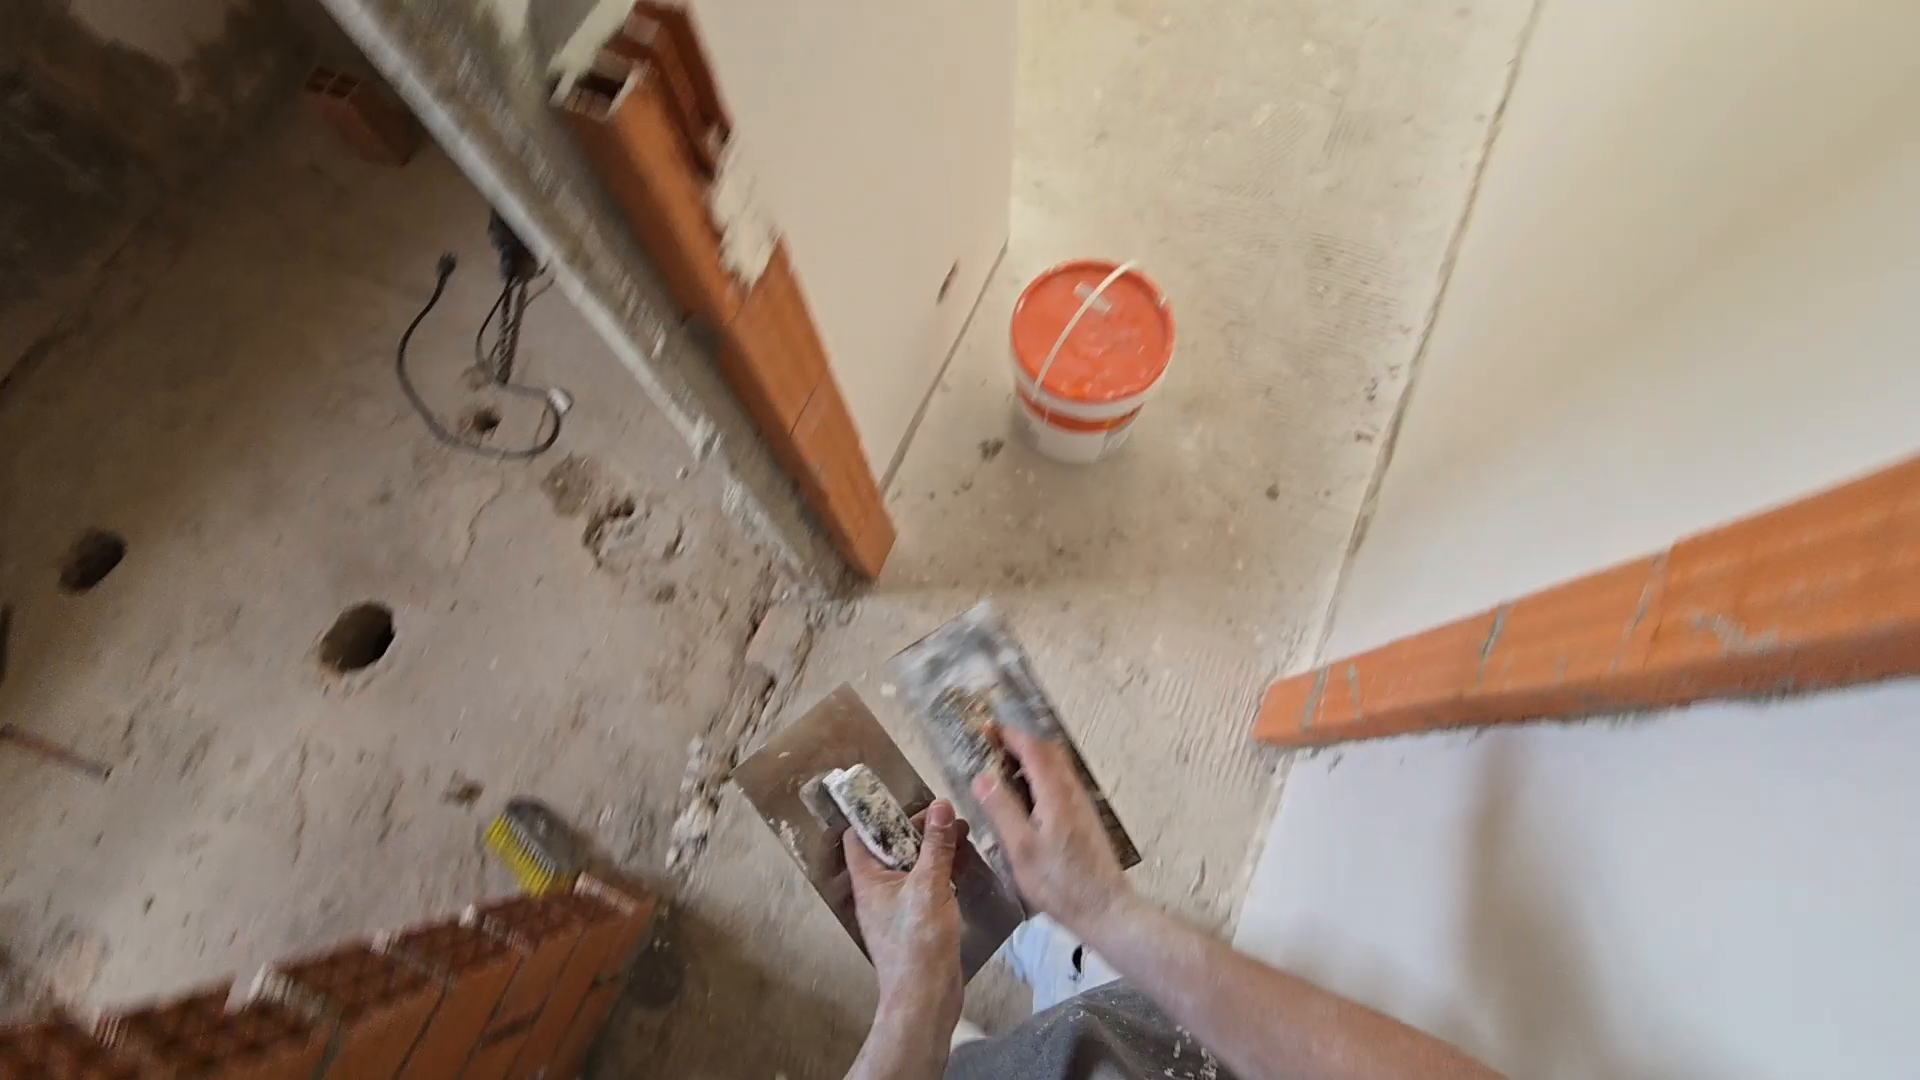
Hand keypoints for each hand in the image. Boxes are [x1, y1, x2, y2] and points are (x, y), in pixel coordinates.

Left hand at [845, 800, 966, 1042]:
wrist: (926, 1002)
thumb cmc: (917, 944)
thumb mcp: (928, 886)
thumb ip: (936, 845)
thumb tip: (942, 805)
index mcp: (868, 879)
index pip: (858, 836)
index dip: (875, 814)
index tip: (902, 798)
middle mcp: (878, 889)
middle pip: (892, 846)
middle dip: (918, 828)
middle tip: (946, 814)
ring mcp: (898, 905)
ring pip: (912, 864)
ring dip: (934, 847)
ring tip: (962, 832)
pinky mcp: (917, 919)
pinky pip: (926, 883)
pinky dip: (942, 869)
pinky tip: (965, 861)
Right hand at [971, 726, 1133, 937]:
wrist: (1105, 909)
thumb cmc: (1060, 882)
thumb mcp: (1021, 848)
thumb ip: (1002, 809)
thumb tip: (982, 776)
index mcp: (1056, 792)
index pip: (1033, 748)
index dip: (1010, 735)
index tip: (986, 730)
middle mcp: (1072, 790)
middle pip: (1047, 751)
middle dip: (1020, 742)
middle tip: (992, 747)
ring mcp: (1080, 803)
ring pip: (1056, 766)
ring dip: (1030, 759)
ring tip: (1002, 770)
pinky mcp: (1083, 817)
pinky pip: (1060, 782)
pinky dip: (1039, 776)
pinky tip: (1025, 799)